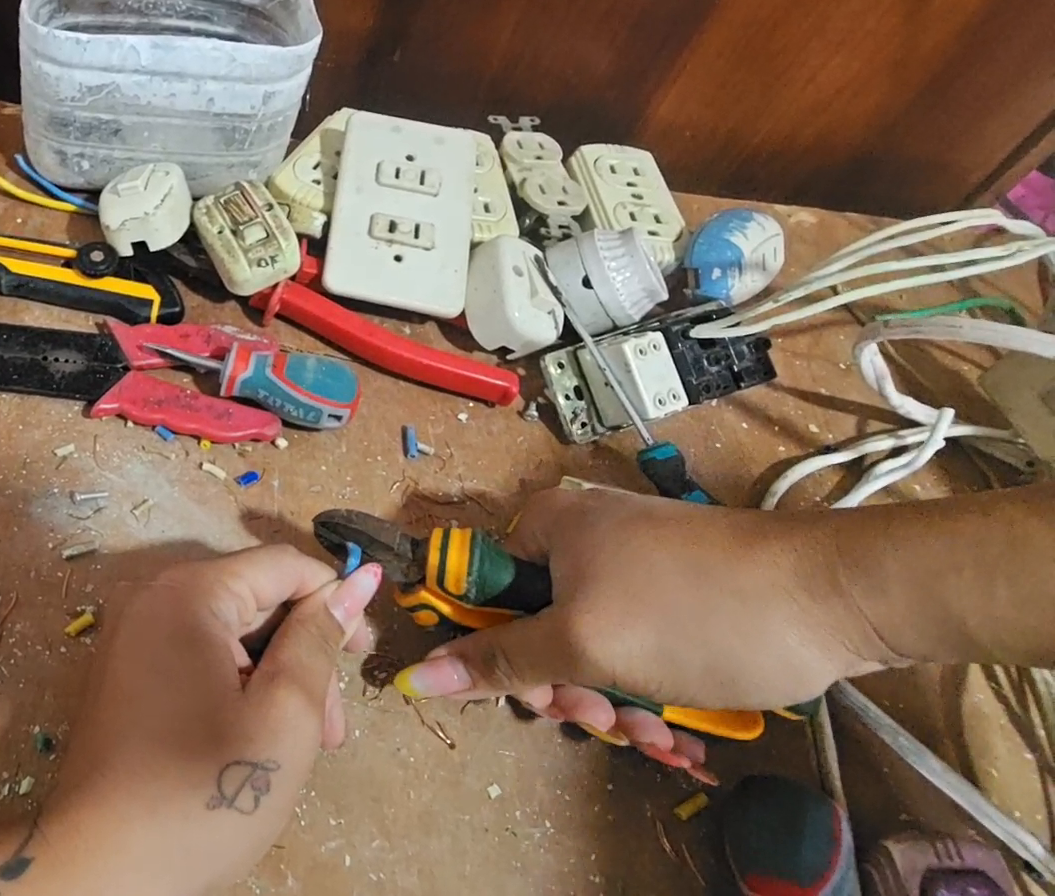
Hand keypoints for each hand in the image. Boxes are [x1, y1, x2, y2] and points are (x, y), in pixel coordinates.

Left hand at [43, 544, 379, 895]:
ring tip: (298, 745)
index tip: (364, 659)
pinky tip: (252, 735)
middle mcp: (153, 595)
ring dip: (273, 676)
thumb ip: (318, 641)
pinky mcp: (126, 667)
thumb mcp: (282, 717)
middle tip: (329, 731)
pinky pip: (196, 652)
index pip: (282, 565)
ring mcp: (133, 631)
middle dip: (302, 654)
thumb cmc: (201, 793)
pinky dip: (234, 683)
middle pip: (254, 598)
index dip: (335, 600)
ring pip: (229, 631)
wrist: (98, 864)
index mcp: (188, 592)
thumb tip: (357, 583)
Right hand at [393, 488, 896, 775]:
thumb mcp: (585, 644)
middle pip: (529, 621)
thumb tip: (414, 675)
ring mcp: (622, 560)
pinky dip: (637, 681)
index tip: (534, 694)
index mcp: (538, 526)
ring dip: (605, 692)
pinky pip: (623, 637)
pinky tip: (669, 721)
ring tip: (650, 727)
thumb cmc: (695, 612)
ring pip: (580, 639)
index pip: (475, 589)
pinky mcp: (664, 587)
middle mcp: (571, 535)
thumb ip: (498, 661)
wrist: (839, 596)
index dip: (491, 647)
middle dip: (562, 681)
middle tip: (601, 716)